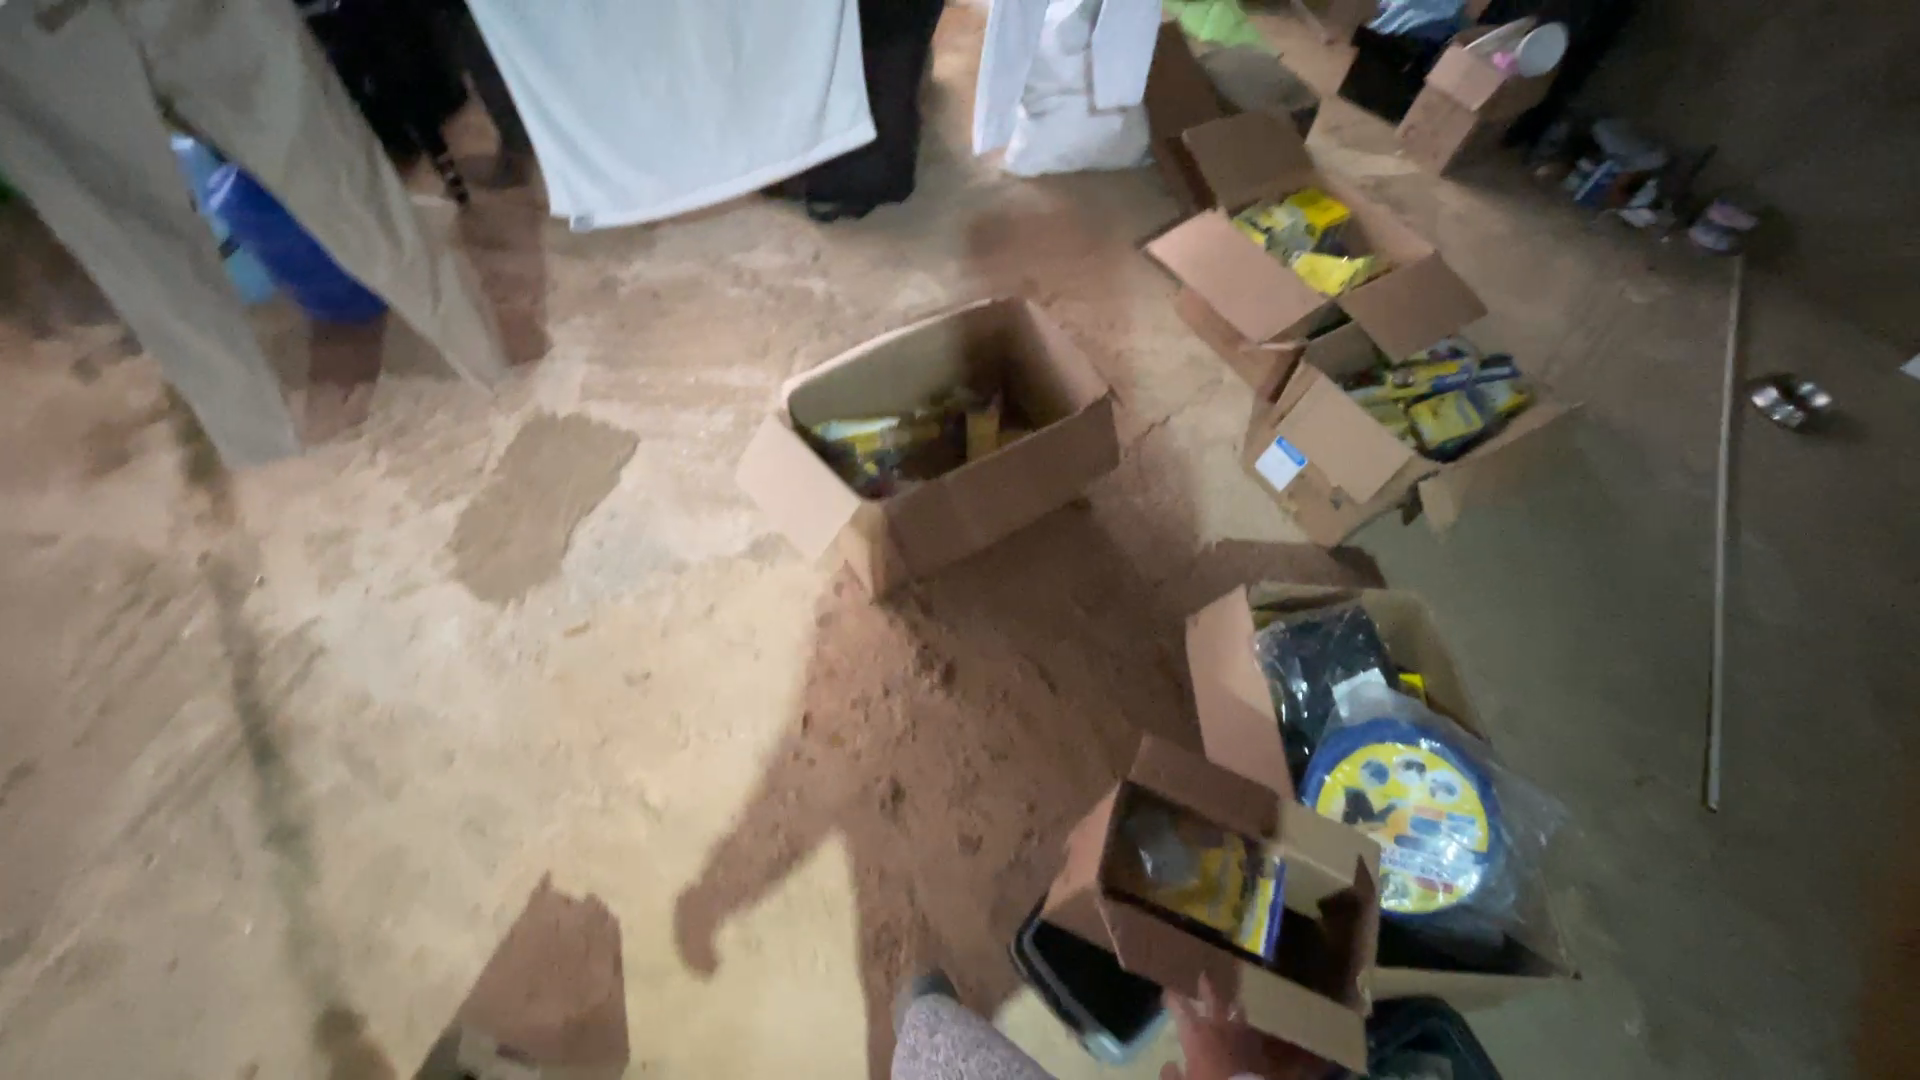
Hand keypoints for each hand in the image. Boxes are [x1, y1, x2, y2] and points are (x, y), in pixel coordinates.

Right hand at [1160, 976, 1324, 1079]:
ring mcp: (1238, 1033)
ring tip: (1232, 1001)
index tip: (1167, 992)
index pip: (1179, 1006)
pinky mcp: (1255, 1045)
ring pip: (1235, 1010)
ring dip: (1231, 1005)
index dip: (1172, 997)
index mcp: (1194, 1032)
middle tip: (1204, 975)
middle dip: (1206, 986)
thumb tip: (1168, 1065)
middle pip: (1211, 998)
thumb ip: (1172, 1075)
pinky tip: (1246, 1031)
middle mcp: (1215, 1025)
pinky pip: (1250, 1031)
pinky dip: (1246, 1029)